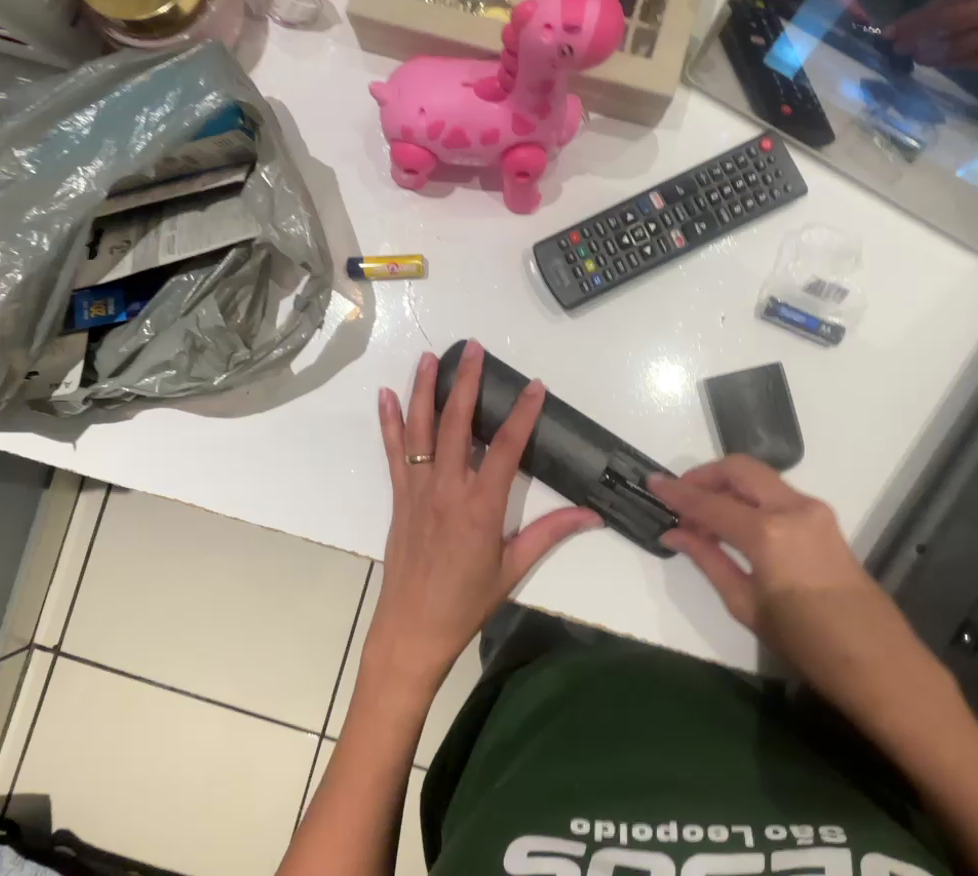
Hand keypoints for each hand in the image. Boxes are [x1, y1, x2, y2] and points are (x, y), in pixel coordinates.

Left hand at [366, 342, 601, 686]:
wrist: (412, 627)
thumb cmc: (466, 602)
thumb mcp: (512, 568)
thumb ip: (549, 533)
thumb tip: (591, 515)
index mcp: (479, 506)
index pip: (505, 448)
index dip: (522, 414)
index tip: (535, 386)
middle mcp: (446, 489)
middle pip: (455, 424)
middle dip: (466, 383)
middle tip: (474, 350)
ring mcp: (418, 490)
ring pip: (419, 429)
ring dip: (424, 390)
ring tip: (430, 357)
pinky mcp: (399, 496)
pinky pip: (393, 452)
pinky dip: (388, 422)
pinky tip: (386, 395)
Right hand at [651, 457, 950, 721]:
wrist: (879, 664)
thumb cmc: (806, 644)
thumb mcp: (745, 604)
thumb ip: (708, 559)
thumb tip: (674, 533)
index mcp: (768, 533)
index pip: (710, 502)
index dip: (677, 493)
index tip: (652, 484)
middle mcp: (792, 509)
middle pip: (739, 470)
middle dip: (704, 476)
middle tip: (680, 498)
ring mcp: (814, 511)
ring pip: (760, 478)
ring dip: (728, 486)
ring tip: (704, 518)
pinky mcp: (825, 521)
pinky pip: (777, 494)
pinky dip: (750, 498)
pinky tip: (735, 525)